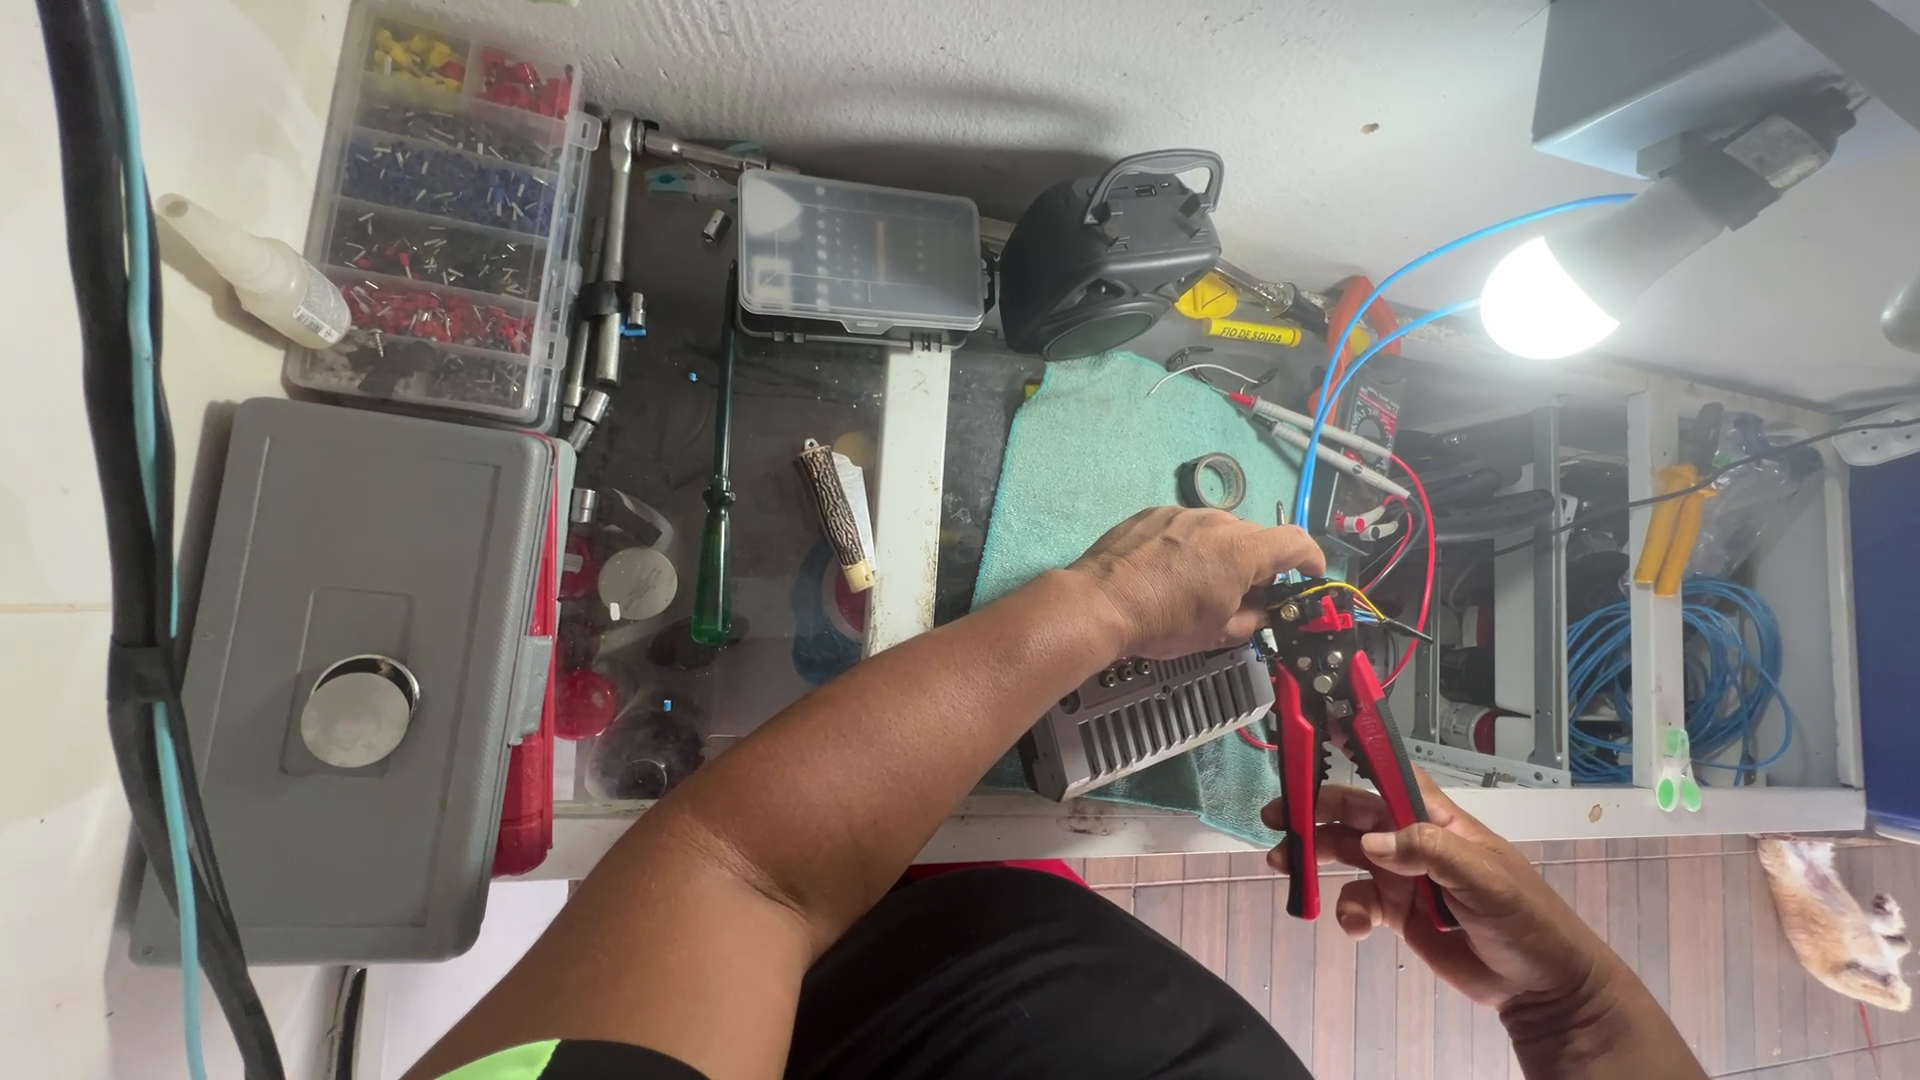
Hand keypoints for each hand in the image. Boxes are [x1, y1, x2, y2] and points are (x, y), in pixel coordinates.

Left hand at [1066, 507, 1325, 658]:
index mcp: (1242, 550)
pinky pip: (1183, 527)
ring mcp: (1180, 513)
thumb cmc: (1163, 623)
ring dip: (1220, 552)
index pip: (1296, 541)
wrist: (1099, 604)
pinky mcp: (1151, 514)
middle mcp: (1216, 522)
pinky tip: (1167, 570)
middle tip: (1244, 594)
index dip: (1310, 558)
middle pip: (1254, 537)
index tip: (1310, 575)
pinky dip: (1187, 545)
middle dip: (1258, 563)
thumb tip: (1261, 608)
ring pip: (1217, 530)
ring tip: (1198, 583)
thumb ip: (1253, 618)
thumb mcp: (1217, 633)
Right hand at [1262, 769, 1616, 1011]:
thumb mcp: (1485, 879)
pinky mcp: (1395, 910)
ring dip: (1312, 858)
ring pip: (1343, 853)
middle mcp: (1410, 838)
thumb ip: (1428, 851)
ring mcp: (1400, 874)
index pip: (1389, 774)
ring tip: (1284, 866)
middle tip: (1276, 821)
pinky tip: (1355, 927)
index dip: (1354, 752)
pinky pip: (1357, 900)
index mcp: (1434, 818)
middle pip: (1350, 813)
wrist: (1543, 990)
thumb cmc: (1527, 921)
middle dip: (1311, 814)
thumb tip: (1371, 843)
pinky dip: (1347, 910)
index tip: (1315, 739)